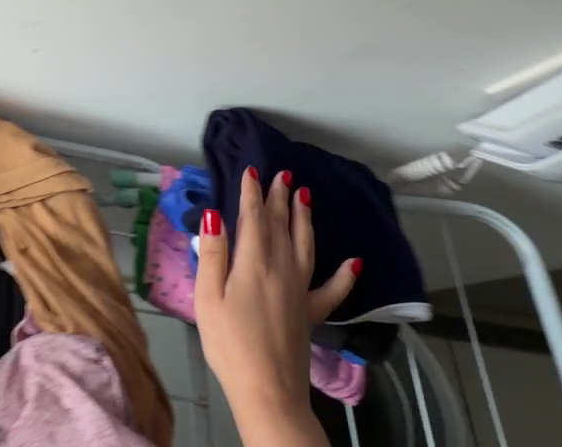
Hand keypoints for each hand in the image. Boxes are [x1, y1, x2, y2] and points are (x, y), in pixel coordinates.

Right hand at [194, 168, 359, 446]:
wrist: (268, 390)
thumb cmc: (229, 343)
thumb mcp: (208, 297)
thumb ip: (212, 254)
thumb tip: (213, 215)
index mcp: (254, 263)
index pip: (253, 218)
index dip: (252, 193)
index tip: (253, 171)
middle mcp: (282, 270)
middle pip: (280, 226)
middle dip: (280, 198)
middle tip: (283, 174)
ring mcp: (301, 291)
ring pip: (305, 246)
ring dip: (304, 219)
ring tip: (306, 196)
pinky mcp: (311, 313)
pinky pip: (333, 289)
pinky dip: (345, 274)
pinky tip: (353, 262)